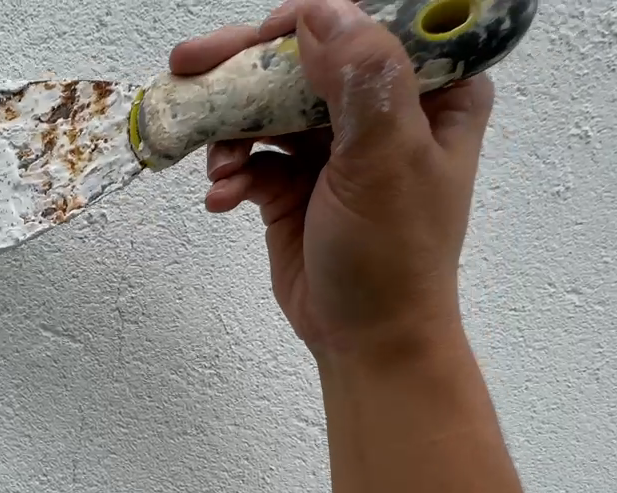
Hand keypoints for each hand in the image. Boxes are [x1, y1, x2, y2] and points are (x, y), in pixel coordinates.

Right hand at [170, 0, 494, 364]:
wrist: (362, 335)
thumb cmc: (391, 255)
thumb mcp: (384, 160)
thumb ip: (361, 80)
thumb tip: (319, 14)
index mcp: (429, 89)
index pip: (368, 26)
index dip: (311, 20)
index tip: (259, 38)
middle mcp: (379, 109)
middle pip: (304, 64)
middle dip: (244, 70)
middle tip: (187, 64)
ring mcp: (330, 150)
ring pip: (267, 113)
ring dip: (230, 135)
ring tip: (216, 169)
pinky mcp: (291, 187)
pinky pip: (252, 163)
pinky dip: (231, 178)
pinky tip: (220, 200)